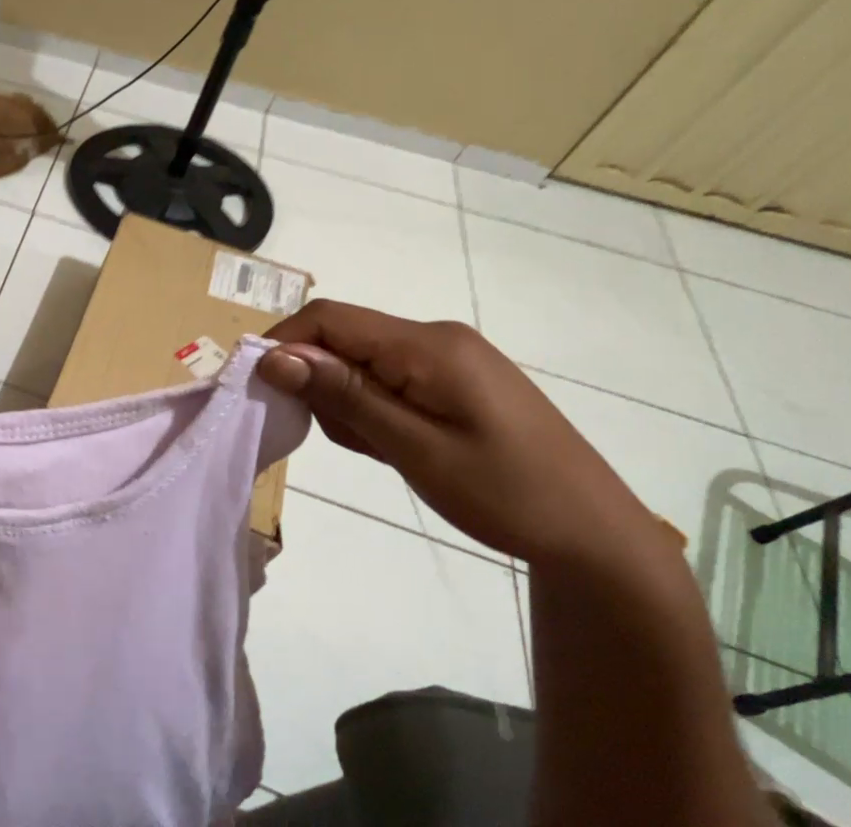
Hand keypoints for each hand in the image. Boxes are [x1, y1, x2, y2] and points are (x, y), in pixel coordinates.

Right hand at [256, 300, 659, 566]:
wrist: (594, 532)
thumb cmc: (504, 493)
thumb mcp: (414, 448)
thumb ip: (344, 396)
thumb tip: (274, 357)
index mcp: (428, 345)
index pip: (328, 318)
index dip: (283, 344)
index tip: (256, 390)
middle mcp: (435, 338)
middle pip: (342, 338)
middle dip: (317, 381)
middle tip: (340, 438)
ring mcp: (449, 359)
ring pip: (360, 361)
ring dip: (346, 401)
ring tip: (378, 451)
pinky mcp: (456, 381)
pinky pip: (388, 378)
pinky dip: (372, 408)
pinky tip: (394, 446)